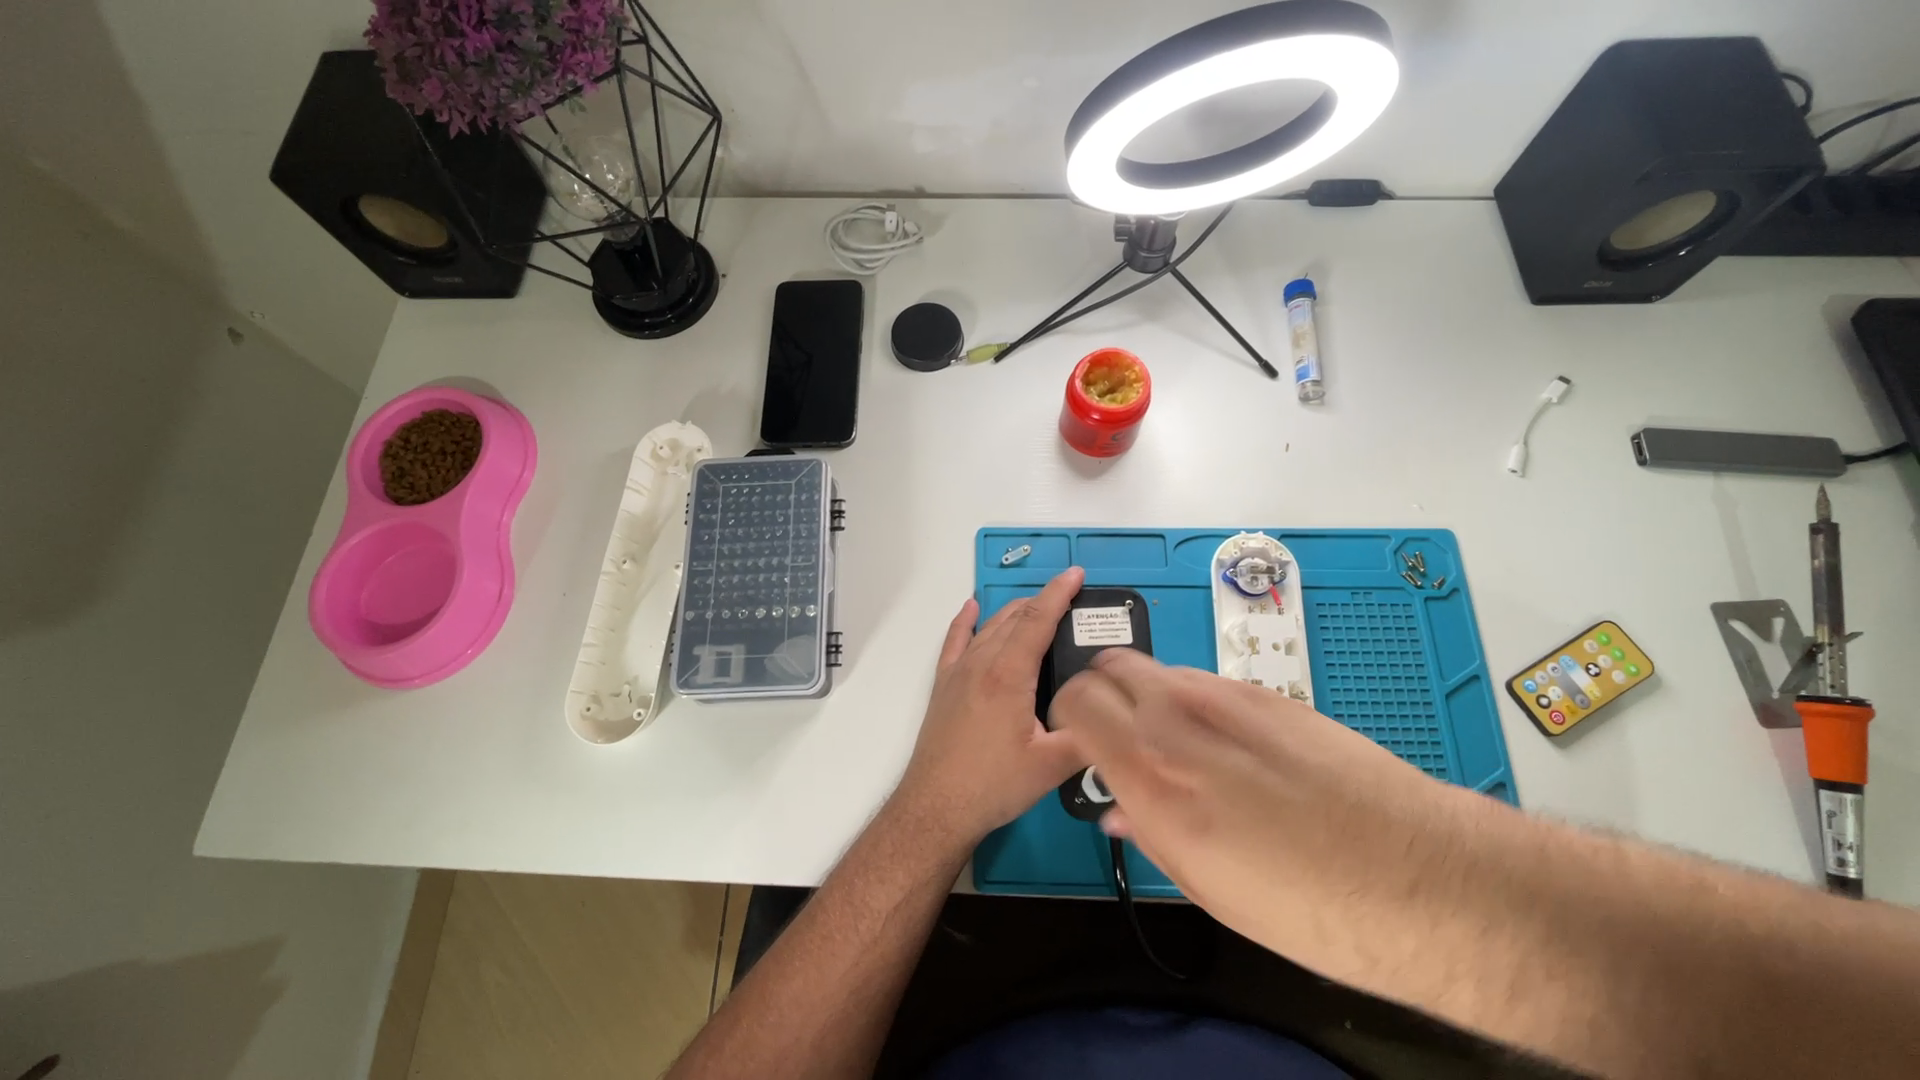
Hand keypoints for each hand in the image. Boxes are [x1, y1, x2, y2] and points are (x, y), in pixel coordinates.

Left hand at [890, 568, 1088, 852]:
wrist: (936, 807)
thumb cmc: (994, 785)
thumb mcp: (1051, 766)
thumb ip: (1088, 738)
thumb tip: (1118, 719)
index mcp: (1009, 675)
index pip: (1037, 621)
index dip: (1059, 594)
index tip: (1076, 574)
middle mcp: (980, 664)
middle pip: (1013, 619)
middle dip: (1042, 601)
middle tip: (1070, 598)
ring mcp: (957, 673)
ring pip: (989, 628)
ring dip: (1014, 611)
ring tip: (1037, 606)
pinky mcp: (943, 687)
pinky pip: (954, 642)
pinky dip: (965, 621)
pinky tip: (970, 608)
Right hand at [1051, 649, 1490, 979]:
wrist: (1417, 877)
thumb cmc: (1302, 905)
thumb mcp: (1203, 883)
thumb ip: (1147, 829)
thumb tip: (1119, 807)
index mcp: (1153, 772)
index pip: (1075, 699)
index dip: (1068, 716)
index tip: (1081, 745)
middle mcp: (1181, 718)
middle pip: (1110, 666)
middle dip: (1101, 695)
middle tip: (1117, 737)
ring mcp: (1230, 697)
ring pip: (1160, 671)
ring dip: (1150, 699)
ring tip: (1179, 747)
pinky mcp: (1273, 694)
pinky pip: (1207, 682)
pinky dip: (1196, 704)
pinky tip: (1231, 749)